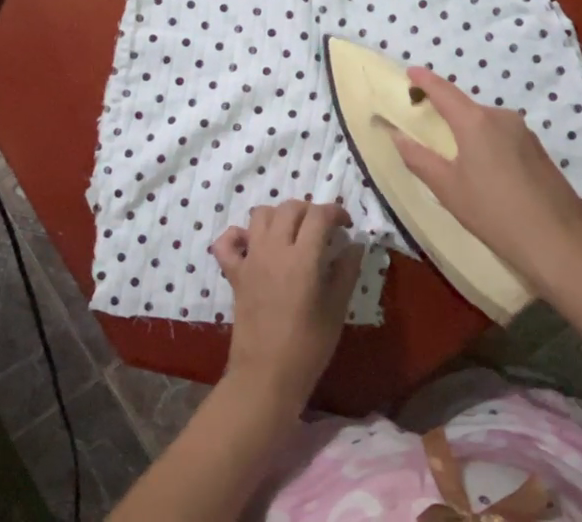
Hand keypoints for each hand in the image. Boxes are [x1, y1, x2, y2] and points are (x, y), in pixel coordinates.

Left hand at [211, 201, 360, 414]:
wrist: (267, 374)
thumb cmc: (310, 346)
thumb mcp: (337, 309)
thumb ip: (346, 271)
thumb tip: (354, 245)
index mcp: (303, 258)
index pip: (319, 215)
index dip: (336, 212)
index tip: (345, 225)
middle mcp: (274, 249)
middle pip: (289, 207)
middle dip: (309, 210)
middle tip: (322, 229)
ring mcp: (250, 258)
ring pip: (260, 215)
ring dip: (279, 216)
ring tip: (292, 233)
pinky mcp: (234, 273)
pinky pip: (227, 241)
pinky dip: (238, 235)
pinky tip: (253, 246)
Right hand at [387, 67, 581, 293]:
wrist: (558, 241)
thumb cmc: (493, 212)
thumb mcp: (447, 188)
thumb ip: (418, 158)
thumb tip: (397, 135)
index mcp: (475, 121)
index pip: (443, 90)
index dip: (424, 80)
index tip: (409, 72)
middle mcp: (501, 117)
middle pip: (466, 108)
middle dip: (445, 113)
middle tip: (426, 130)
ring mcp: (524, 132)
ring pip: (486, 124)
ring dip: (468, 133)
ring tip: (456, 160)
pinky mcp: (538, 150)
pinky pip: (503, 138)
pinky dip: (487, 145)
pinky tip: (487, 174)